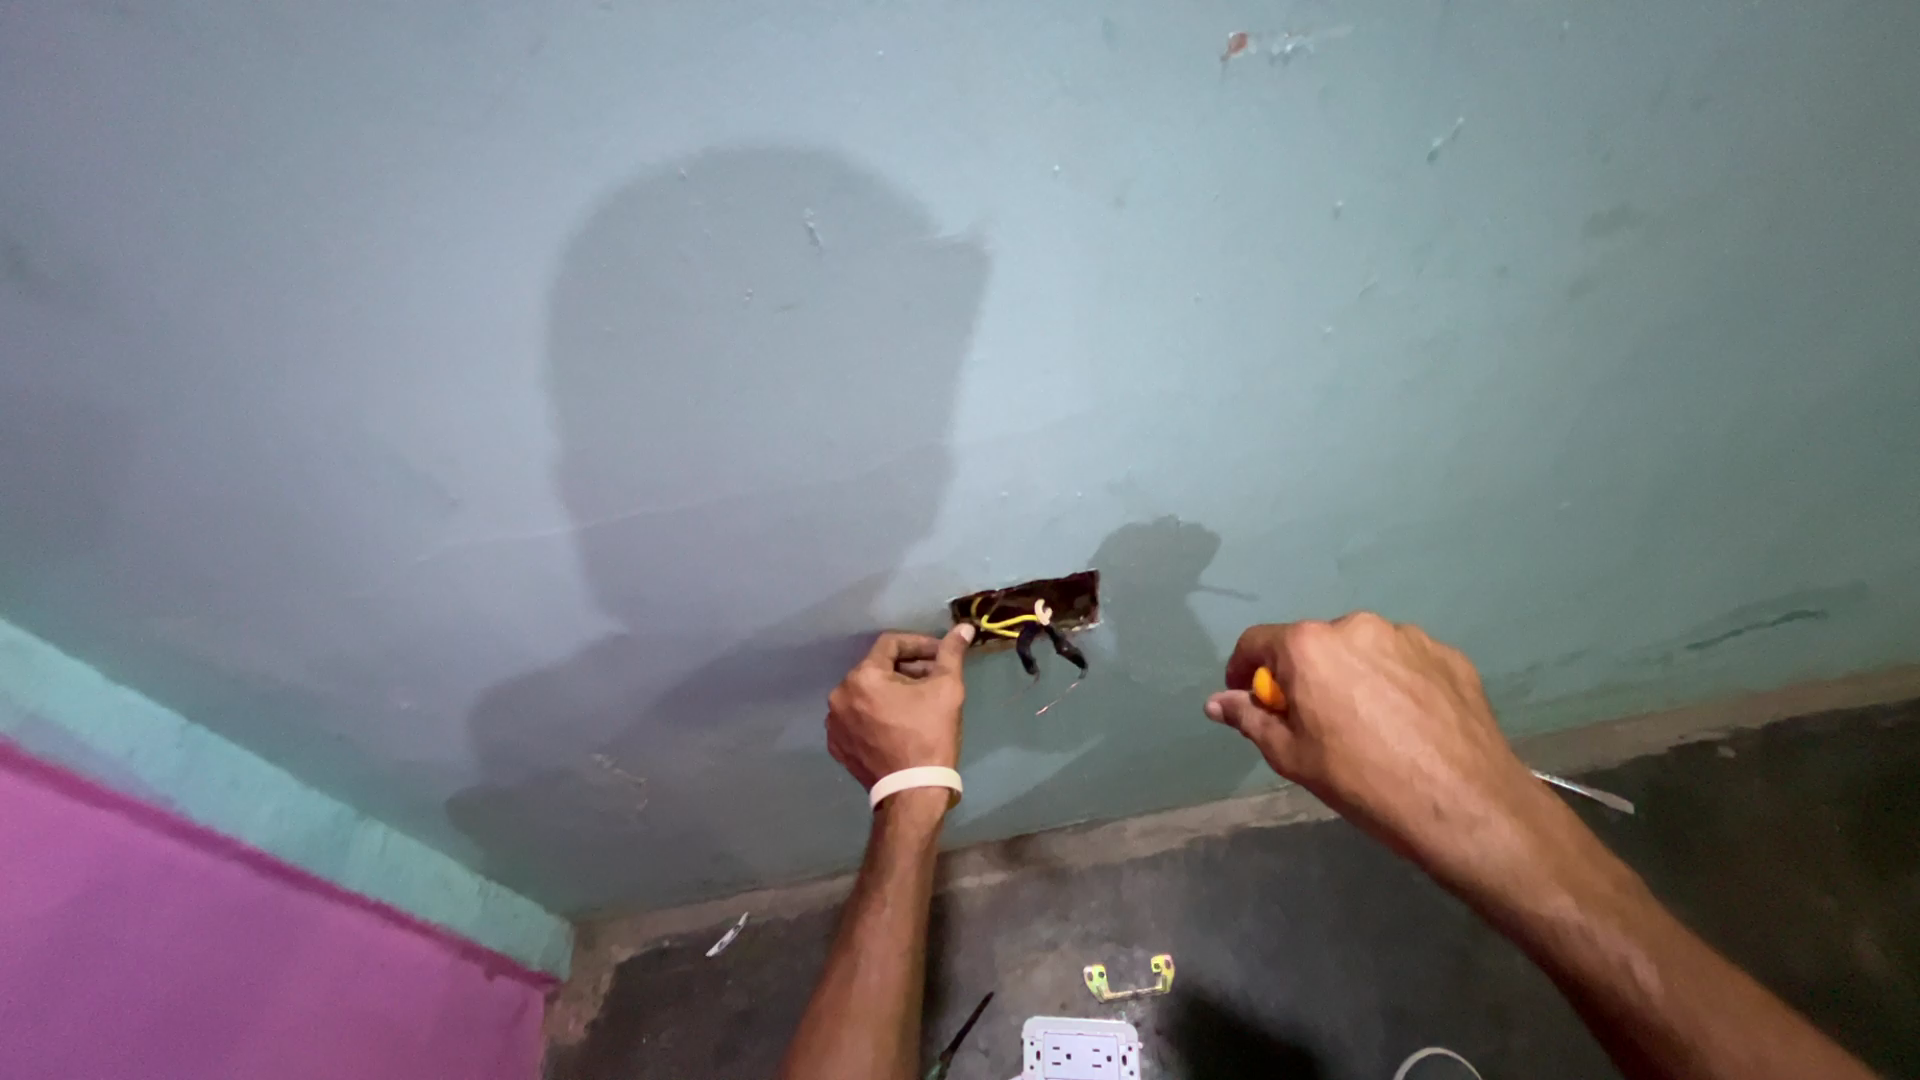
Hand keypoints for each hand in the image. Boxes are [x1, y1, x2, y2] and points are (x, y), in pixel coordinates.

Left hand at [827, 625, 974, 790]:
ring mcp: (834, 722)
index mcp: (862, 677)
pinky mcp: (837, 745)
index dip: (919, 644)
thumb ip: (951, 653)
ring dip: (892, 690)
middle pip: (878, 668)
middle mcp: (840, 695)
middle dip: (907, 668)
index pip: (891, 644)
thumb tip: (964, 628)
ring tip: (918, 702)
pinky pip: (858, 716)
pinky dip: (876, 713)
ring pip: (867, 692)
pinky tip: (898, 723)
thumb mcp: (947, 689)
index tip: (940, 654)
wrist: (913, 793)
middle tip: (934, 679)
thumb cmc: (930, 736)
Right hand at [1205, 613, 1552, 880]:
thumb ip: (1250, 719)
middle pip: (1310, 644)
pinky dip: (1393, 680)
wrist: (1467, 806)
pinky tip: (1406, 722)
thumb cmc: (1362, 782)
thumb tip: (1217, 703)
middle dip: (1302, 674)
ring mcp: (1407, 636)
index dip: (1243, 670)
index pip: (1256, 642)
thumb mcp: (1290, 757)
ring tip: (1366, 722)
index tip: (1250, 699)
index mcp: (1308, 646)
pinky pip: (1403, 660)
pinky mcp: (1448, 654)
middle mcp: (1354, 626)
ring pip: (1359, 650)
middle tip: (1311, 719)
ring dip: (1349, 674)